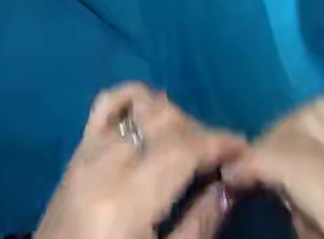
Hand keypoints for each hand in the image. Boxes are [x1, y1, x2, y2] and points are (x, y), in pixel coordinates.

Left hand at [34, 83, 247, 238]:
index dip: (218, 143)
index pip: (180, 150)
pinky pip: (106, 103)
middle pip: (162, 120)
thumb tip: (227, 186)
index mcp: (127, 199)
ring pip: (137, 104)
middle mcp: (105, 162)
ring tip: (191, 145)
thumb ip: (197, 226)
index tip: (247, 148)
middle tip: (224, 156)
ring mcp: (87, 150)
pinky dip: (133, 98)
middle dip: (199, 131)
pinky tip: (153, 115)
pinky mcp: (77, 149)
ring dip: (171, 116)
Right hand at [223, 99, 323, 238]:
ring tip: (282, 155)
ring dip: (295, 125)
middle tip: (254, 168)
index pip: (296, 164)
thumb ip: (307, 228)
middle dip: (271, 139)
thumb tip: (284, 194)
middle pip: (310, 124)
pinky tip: (317, 148)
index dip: (254, 162)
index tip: (230, 174)